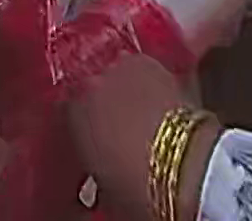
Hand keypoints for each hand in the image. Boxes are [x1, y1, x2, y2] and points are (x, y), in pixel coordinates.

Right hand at [69, 55, 215, 220]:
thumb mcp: (105, 190)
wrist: (186, 168)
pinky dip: (140, 79)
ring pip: (110, 73)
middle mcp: (87, 82)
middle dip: (98, 103)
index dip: (79, 124)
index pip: (65, 110)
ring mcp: (116, 66)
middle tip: (113, 126)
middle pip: (87, 87)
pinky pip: (135, 67)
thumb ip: (92, 170)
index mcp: (72, 113)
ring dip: (118, 87)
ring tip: (134, 110)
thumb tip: (96, 174)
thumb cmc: (140, 189)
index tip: (88, 138)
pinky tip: (151, 98)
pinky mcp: (145, 60)